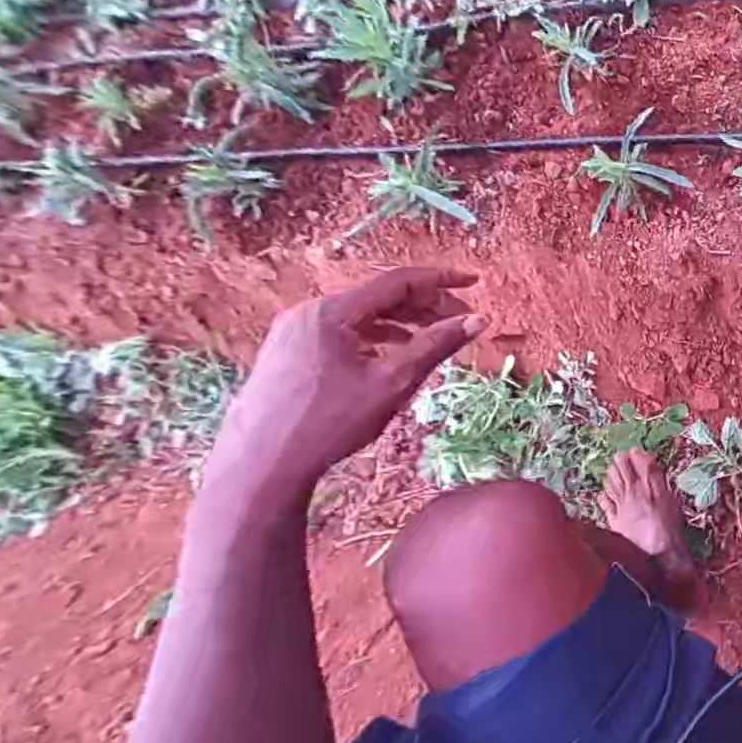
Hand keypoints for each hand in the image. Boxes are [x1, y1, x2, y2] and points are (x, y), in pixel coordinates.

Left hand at [207, 267, 485, 497]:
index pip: (397, 281)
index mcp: (332, 312)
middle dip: (427, 304)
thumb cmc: (331, 421)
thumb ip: (437, 345)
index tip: (473, 282)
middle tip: (463, 321)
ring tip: (437, 338)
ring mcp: (296, 331)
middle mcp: (310, 312)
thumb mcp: (394, 381)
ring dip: (405, 321)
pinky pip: (346, 331)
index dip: (440, 280)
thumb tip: (479, 320)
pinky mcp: (291, 352)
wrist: (262, 463)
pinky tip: (398, 354)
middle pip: (380, 296)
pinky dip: (380, 336)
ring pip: (363, 315)